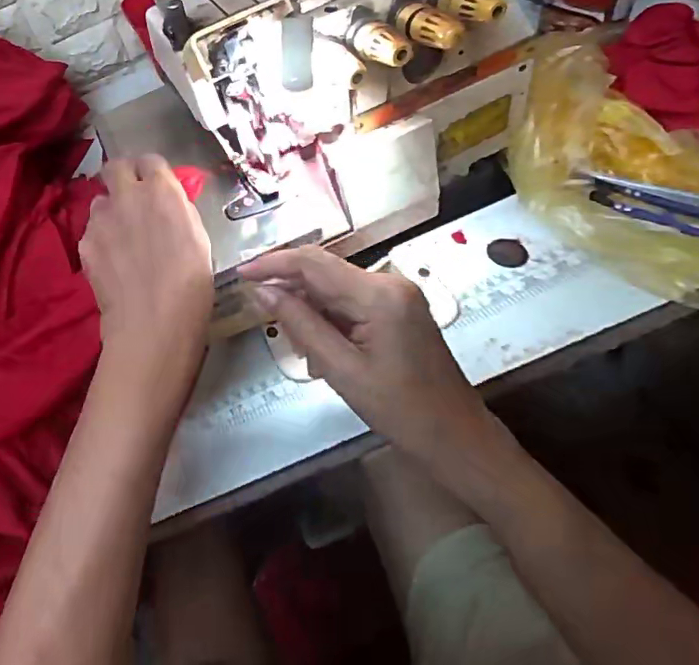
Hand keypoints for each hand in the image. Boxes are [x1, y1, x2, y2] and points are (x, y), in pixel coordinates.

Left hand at [80, 156, 213, 379]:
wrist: (153, 322)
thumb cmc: (191, 281)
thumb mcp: (198, 236)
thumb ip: (178, 211)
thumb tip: (168, 205)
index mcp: (161, 190)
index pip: (150, 159)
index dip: (152, 171)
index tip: (156, 184)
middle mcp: (127, 196)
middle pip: (115, 166)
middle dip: (123, 176)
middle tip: (132, 196)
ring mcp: (101, 219)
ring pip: (100, 201)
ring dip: (111, 211)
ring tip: (122, 236)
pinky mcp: (84, 244)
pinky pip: (92, 231)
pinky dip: (101, 239)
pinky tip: (113, 262)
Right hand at [238, 247, 491, 459]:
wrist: (457, 435)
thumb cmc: (401, 411)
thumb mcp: (342, 370)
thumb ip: (301, 324)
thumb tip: (263, 292)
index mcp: (378, 294)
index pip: (314, 263)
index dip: (273, 264)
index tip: (241, 273)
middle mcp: (389, 281)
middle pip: (324, 271)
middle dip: (291, 291)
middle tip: (264, 319)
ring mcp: (397, 292)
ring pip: (336, 286)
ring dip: (310, 309)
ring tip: (303, 351)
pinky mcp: (399, 306)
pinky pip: (352, 300)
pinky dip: (331, 317)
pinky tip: (323, 348)